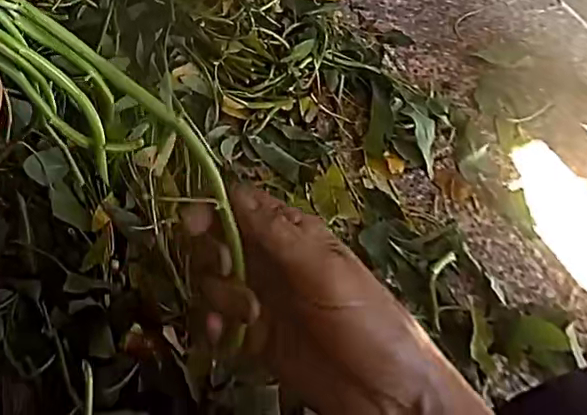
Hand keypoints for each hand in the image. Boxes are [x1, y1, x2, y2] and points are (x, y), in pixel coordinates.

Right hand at [185, 186, 489, 414]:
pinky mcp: (256, 338)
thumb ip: (276, 232)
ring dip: (217, 294)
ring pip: (213, 280)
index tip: (193, 223)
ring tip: (247, 316)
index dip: (210, 206)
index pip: (237, 203)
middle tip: (227, 270)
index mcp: (288, 231)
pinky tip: (220, 337)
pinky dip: (211, 326)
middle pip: (216, 239)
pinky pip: (217, 322)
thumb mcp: (325, 269)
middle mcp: (268, 259)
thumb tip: (232, 192)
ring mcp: (261, 297)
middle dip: (211, 253)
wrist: (394, 401)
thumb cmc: (369, 320)